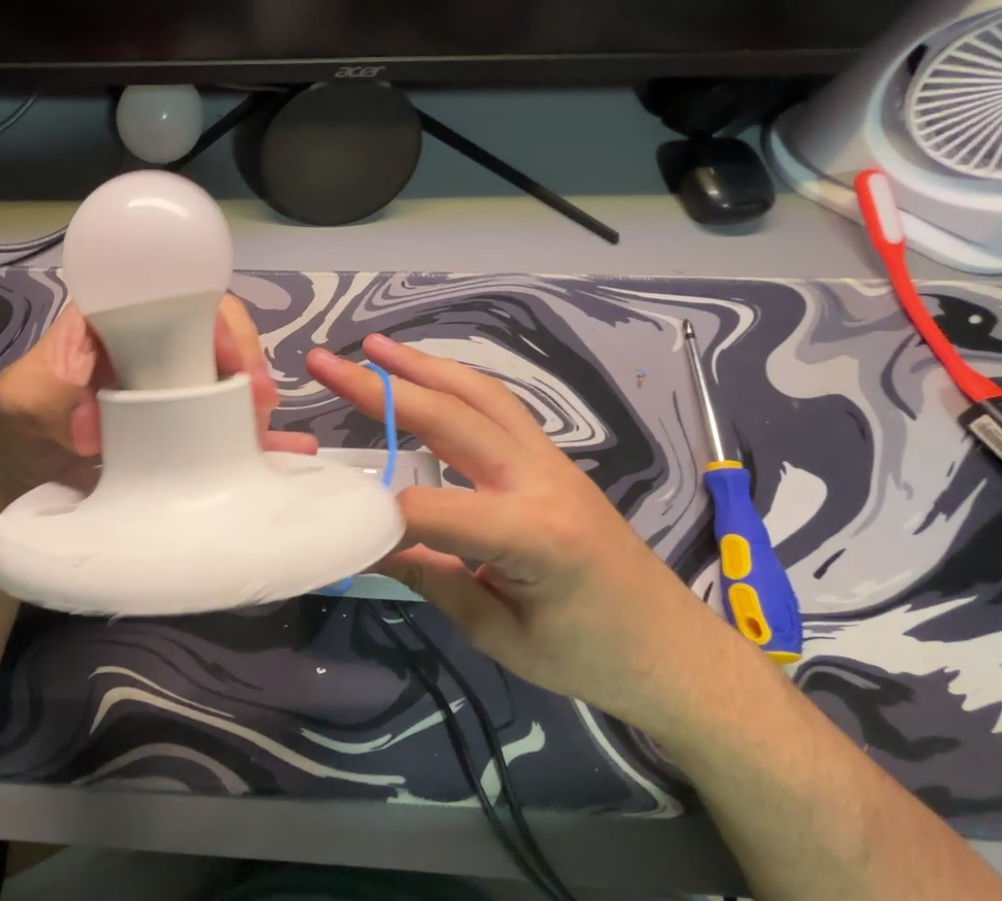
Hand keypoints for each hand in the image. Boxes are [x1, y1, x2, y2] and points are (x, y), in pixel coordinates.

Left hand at [0, 295, 318, 513]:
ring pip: (226, 382)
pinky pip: (223, 427)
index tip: (234, 361)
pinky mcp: (179, 433)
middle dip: (245, 365)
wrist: (15, 480)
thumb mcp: (28, 400)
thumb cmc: (17, 425)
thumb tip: (99, 402)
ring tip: (274, 436)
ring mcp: (168, 392)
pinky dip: (256, 440)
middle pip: (213, 338)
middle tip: (259, 404)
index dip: (214, 323)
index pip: (177, 301)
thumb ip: (60, 389)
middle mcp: (150, 351)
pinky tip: (289, 455)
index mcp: (116, 326)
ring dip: (255, 404)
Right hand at [307, 334, 734, 726]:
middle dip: (382, 387)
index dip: (372, 513)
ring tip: (373, 346)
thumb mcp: (497, 632)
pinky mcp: (555, 462)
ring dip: (423, 367)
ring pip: (481, 396)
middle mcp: (540, 480)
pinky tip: (425, 377)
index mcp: (531, 534)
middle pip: (451, 418)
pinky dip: (455, 384)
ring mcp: (552, 463)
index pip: (426, 508)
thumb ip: (428, 577)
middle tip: (325, 363)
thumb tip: (357, 546)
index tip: (329, 518)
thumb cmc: (589, 656)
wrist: (676, 652)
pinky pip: (500, 409)